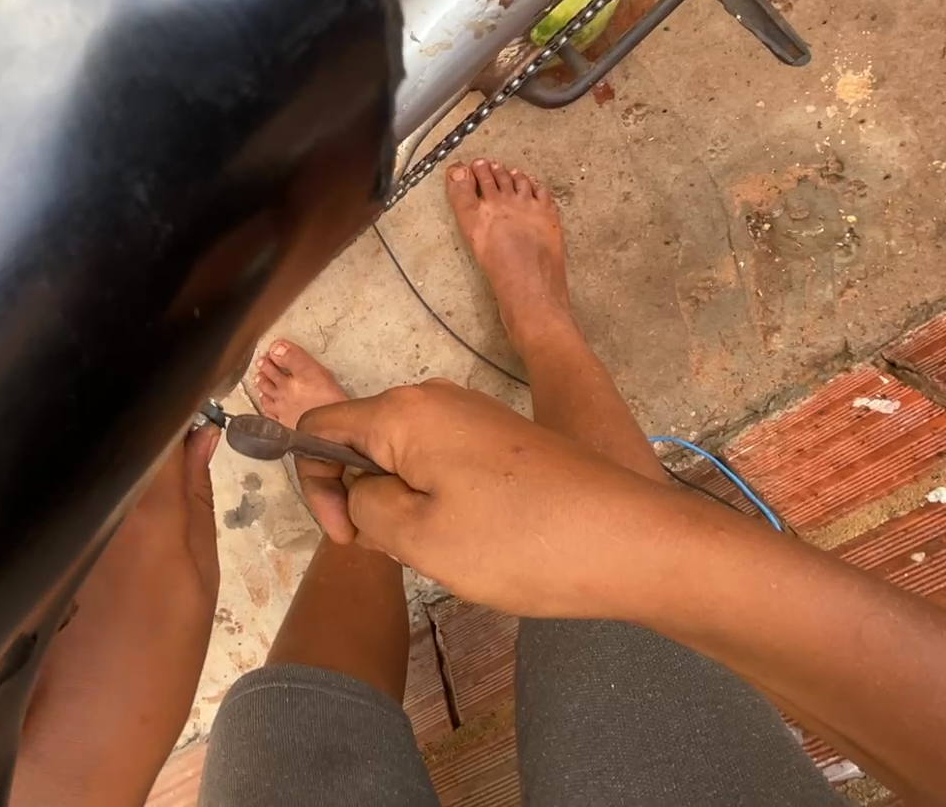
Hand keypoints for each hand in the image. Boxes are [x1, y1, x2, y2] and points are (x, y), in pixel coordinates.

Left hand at [11, 424, 219, 806]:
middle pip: (113, 432)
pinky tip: (97, 484)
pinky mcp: (31, 541)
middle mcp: (89, 504)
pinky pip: (60, 487)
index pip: (155, 423)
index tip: (192, 392)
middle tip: (169, 420)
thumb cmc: (158, 665)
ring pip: (84, 456)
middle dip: (142, 418)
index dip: (173, 398)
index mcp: (143, 510)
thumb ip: (199, 499)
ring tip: (135, 448)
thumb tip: (204, 434)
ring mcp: (53, 522)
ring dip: (111, 445)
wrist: (80, 740)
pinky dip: (82, 476)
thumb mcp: (202, 580)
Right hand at [298, 380, 712, 619]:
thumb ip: (361, 504)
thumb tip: (359, 487)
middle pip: (360, 437)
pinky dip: (430, 491)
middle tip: (392, 549)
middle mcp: (431, 396)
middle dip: (358, 493)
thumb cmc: (515, 541)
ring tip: (434, 546)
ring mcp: (470, 411)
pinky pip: (437, 455)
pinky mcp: (498, 434)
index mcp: (401, 411)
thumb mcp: (415, 537)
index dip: (314, 484)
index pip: (318, 428)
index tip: (348, 537)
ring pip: (399, 451)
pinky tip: (467, 531)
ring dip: (396, 497)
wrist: (632, 541)